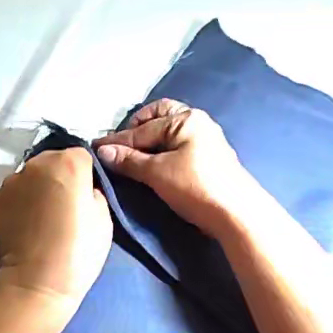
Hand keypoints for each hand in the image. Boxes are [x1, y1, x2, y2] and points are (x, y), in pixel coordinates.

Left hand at [0, 147, 112, 313]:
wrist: (37, 282)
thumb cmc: (78, 252)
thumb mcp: (104, 219)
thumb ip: (93, 194)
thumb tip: (83, 191)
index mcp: (69, 163)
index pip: (80, 156)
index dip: (84, 176)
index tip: (83, 198)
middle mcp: (37, 165)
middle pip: (52, 162)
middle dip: (58, 179)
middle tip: (62, 210)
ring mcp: (11, 182)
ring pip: (29, 178)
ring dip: (36, 191)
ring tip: (41, 221)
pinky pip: (12, 196)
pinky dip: (18, 205)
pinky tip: (25, 228)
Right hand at [94, 100, 263, 238]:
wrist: (236, 214)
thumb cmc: (196, 187)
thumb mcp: (157, 173)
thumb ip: (129, 160)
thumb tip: (102, 151)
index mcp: (185, 119)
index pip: (142, 129)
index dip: (117, 140)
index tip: (95, 149)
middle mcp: (196, 123)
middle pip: (158, 118)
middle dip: (136, 129)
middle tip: (118, 147)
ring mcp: (204, 141)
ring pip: (168, 133)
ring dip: (148, 142)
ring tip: (130, 157)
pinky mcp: (207, 160)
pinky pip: (176, 147)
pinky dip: (160, 152)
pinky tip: (150, 165)